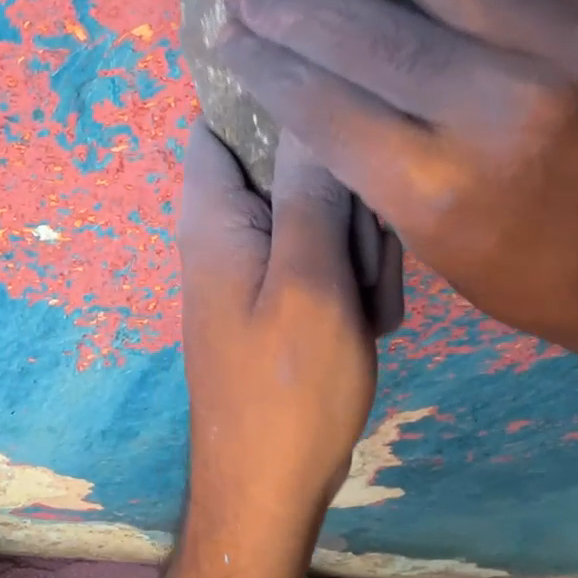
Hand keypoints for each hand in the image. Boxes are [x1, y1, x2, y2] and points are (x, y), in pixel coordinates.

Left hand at [177, 121, 401, 509]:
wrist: (271, 480)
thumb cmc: (286, 385)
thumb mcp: (309, 279)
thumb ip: (309, 190)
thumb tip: (300, 100)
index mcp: (212, 210)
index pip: (222, 117)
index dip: (276, 97)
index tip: (342, 104)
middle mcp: (223, 224)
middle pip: (289, 162)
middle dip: (341, 196)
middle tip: (360, 260)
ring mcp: (254, 258)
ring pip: (320, 209)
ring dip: (356, 248)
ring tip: (364, 307)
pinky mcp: (280, 288)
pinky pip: (324, 254)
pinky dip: (352, 279)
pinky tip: (366, 323)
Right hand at [215, 0, 577, 356]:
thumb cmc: (532, 276)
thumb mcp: (421, 240)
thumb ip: (356, 155)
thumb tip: (294, 74)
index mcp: (441, 185)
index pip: (317, 99)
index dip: (258, 59)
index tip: (225, 35)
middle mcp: (504, 106)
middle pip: (362, 25)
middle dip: (285, 0)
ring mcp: (570, 45)